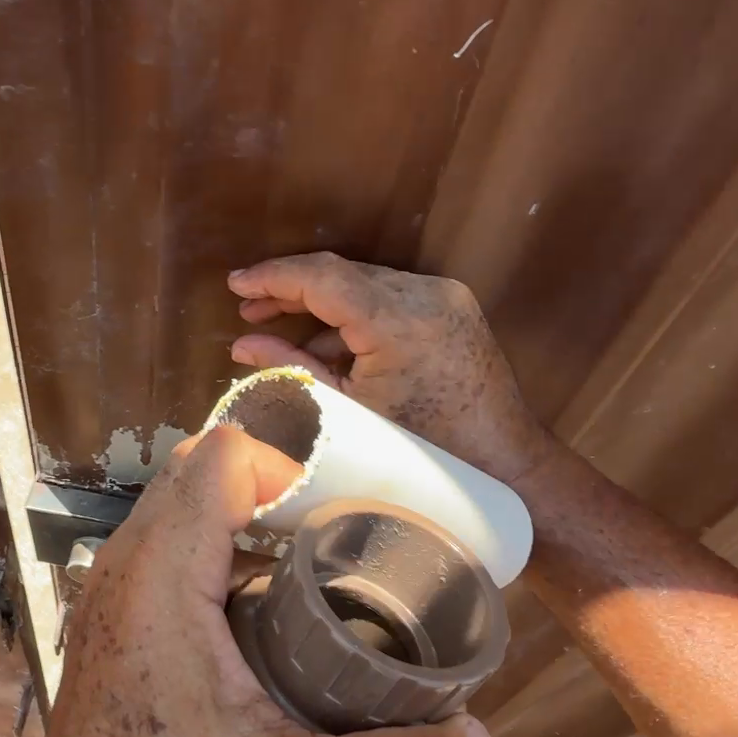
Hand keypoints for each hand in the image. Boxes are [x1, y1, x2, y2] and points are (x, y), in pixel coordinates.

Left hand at [0, 428, 493, 736]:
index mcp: (161, 579)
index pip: (220, 458)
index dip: (289, 464)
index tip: (342, 508)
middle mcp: (125, 567)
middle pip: (197, 471)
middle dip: (272, 483)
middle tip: (338, 530)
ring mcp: (111, 590)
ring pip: (178, 507)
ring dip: (243, 514)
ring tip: (311, 562)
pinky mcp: (112, 617)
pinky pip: (166, 545)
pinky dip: (216, 544)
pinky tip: (263, 605)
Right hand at [229, 252, 555, 484]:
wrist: (502, 462)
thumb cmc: (420, 449)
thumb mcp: (345, 409)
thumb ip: (291, 367)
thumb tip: (242, 346)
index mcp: (397, 321)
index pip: (321, 278)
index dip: (272, 276)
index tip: (235, 284)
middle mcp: (424, 294)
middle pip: (340, 274)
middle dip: (289, 289)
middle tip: (247, 308)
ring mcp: (443, 295)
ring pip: (361, 282)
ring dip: (318, 301)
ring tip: (273, 321)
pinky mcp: (450, 305)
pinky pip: (387, 298)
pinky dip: (351, 314)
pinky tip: (322, 341)